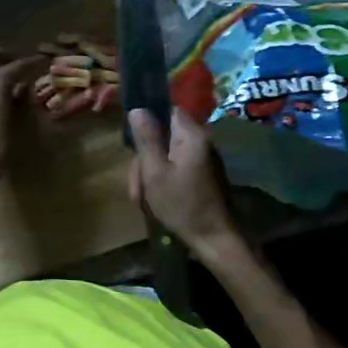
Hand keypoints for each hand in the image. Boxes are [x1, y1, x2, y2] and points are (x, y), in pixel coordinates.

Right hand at [128, 108, 239, 254]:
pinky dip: (163, 183)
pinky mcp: (202, 176)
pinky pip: (175, 169)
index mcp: (191, 136)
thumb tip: (138, 108)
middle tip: (138, 187)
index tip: (133, 145)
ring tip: (144, 201)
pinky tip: (156, 202)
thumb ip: (146, 139)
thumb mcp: (155, 171)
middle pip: (163, 137)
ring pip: (166, 156)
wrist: (213, 239)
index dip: (147, 124)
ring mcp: (202, 160)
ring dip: (151, 176)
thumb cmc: (182, 205)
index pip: (167, 112)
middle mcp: (200, 142)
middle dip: (145, 160)